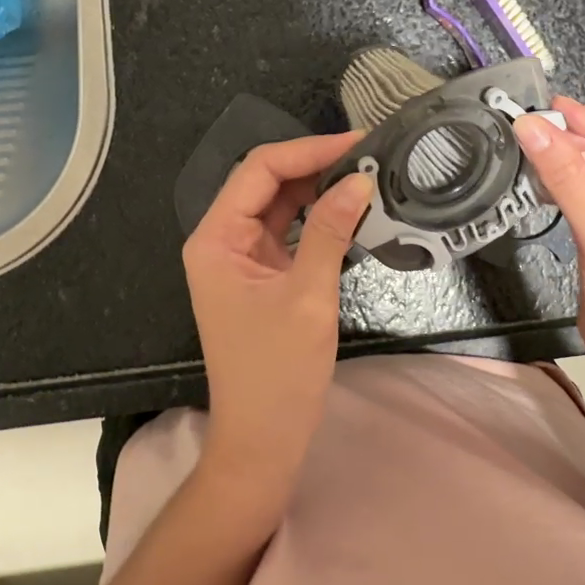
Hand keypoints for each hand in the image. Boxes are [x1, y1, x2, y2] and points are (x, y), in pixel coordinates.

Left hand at [182, 133, 372, 502]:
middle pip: (266, 182)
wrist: (263, 441)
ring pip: (279, 205)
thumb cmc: (277, 372)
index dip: (307, 150)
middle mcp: (221, 240)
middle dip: (314, 164)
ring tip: (364, 173)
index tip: (356, 142)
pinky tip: (349, 208)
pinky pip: (288, 231)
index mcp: (216, 238)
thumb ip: (330, 232)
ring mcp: (241, 258)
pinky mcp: (261, 275)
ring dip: (318, 189)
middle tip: (368, 154)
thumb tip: (359, 180)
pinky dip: (317, 218)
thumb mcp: (308, 297)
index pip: (259, 171)